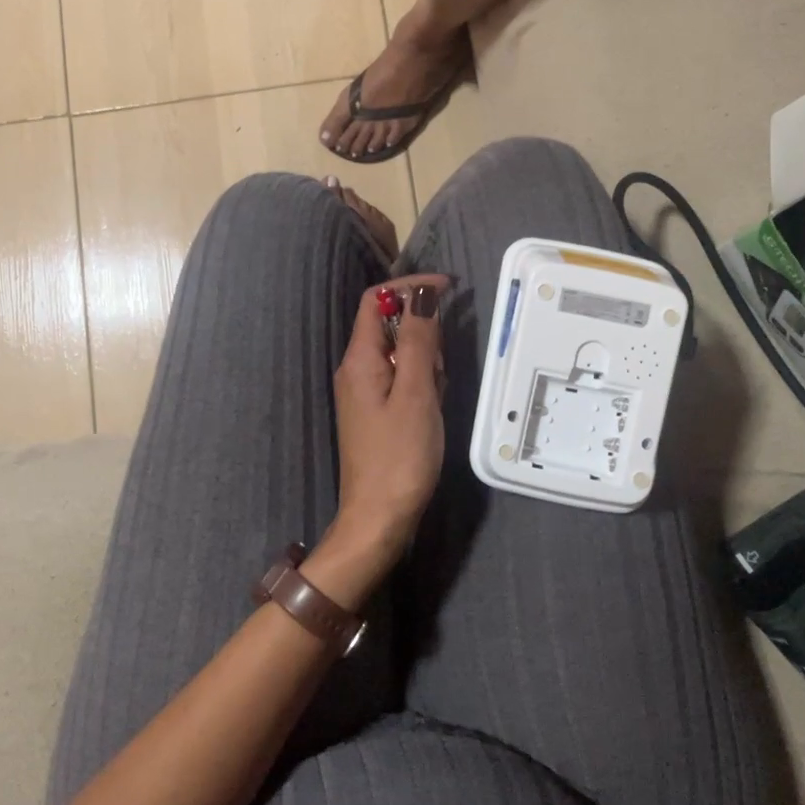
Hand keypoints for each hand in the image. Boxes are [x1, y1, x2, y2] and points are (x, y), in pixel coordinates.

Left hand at [330, 275, 449, 556]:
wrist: (379, 518)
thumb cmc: (400, 456)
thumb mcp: (415, 392)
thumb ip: (417, 340)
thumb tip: (422, 294)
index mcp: (359, 359)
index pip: (375, 300)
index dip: (409, 287)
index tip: (448, 289)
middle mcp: (356, 369)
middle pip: (389, 325)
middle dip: (423, 334)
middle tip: (440, 370)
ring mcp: (364, 392)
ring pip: (399, 354)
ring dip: (425, 363)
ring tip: (436, 397)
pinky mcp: (376, 412)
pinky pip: (401, 380)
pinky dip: (421, 384)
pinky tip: (432, 411)